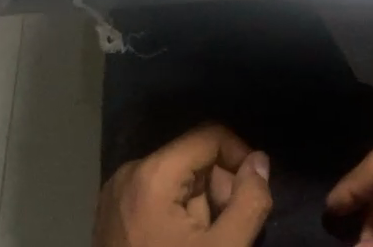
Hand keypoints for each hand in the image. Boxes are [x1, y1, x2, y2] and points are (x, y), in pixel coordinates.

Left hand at [94, 124, 272, 246]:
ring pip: (178, 180)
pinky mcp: (113, 214)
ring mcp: (117, 193)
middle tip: (228, 231)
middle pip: (194, 159)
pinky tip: (184, 245)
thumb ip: (249, 202)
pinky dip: (179, 215)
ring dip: (201, 207)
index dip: (241, 157)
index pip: (210, 136)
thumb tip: (260, 161)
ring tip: (205, 244)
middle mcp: (130, 172)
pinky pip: (158, 196)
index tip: (255, 193)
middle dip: (220, 190)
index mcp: (153, 173)